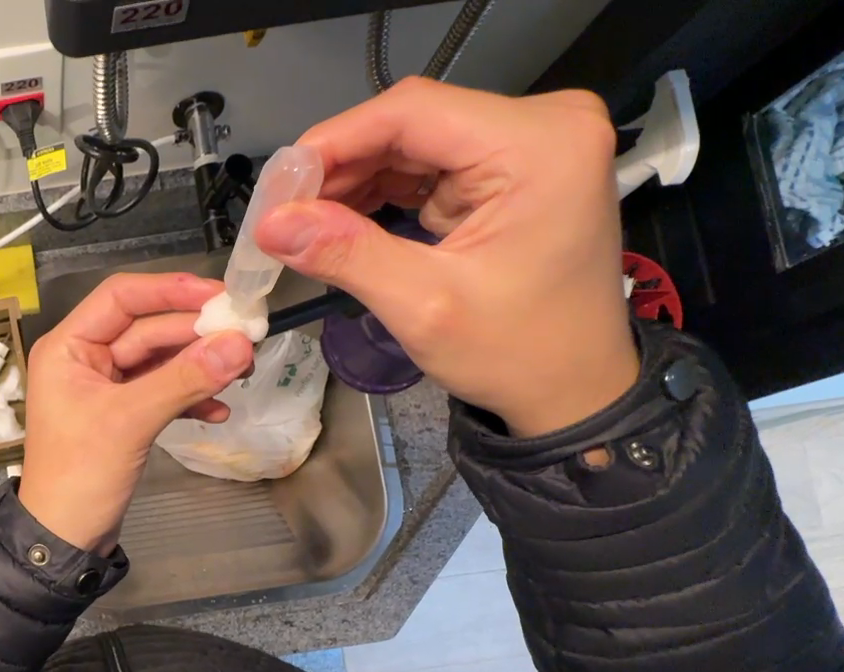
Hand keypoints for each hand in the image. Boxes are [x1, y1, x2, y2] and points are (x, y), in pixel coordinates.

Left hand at [18, 273, 254, 555]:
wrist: (64, 537)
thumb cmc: (80, 475)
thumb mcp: (130, 422)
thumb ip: (183, 379)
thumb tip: (239, 344)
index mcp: (68, 348)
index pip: (121, 297)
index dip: (171, 291)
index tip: (221, 296)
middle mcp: (84, 360)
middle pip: (148, 329)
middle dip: (195, 335)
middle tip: (247, 338)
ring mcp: (104, 389)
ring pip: (160, 362)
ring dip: (199, 367)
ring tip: (241, 374)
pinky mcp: (122, 416)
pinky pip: (162, 393)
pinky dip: (189, 398)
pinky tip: (219, 411)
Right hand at [258, 78, 639, 436]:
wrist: (573, 387)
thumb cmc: (514, 353)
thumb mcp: (423, 305)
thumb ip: (346, 254)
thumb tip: (270, 224)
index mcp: (537, 145)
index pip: (411, 112)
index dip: (333, 142)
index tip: (276, 187)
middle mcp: (541, 126)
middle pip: (411, 124)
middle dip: (338, 168)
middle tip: (279, 214)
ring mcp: (527, 147)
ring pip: (413, 145)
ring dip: (353, 182)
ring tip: (301, 224)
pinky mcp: (510, 172)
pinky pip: (428, 168)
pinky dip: (380, 194)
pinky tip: (339, 223)